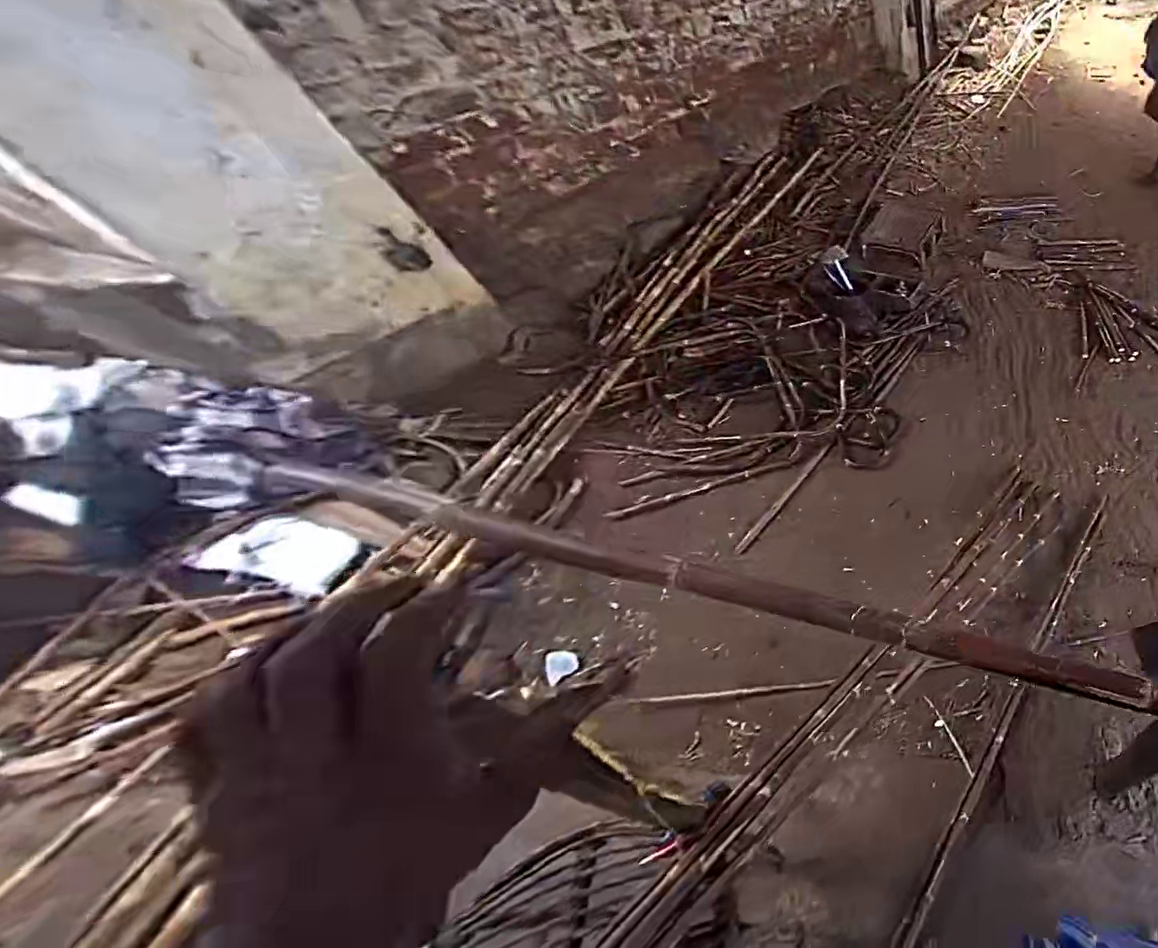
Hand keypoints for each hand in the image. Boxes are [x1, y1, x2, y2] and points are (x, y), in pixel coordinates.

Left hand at [182, 578, 621, 947]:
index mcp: (389, 750)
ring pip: (248, 680)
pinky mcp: (215, 790)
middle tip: (399, 584)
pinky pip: (199, 723)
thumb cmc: (423, 860)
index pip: (394, 656)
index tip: (456, 587)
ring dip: (296, 631)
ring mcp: (256, 771)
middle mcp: (316, 752)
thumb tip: (619, 678)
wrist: (321, 941)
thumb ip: (551, 734)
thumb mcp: (503, 796)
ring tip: (338, 611)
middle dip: (358, 605)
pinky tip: (268, 662)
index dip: (424, 610)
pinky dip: (231, 680)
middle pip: (313, 656)